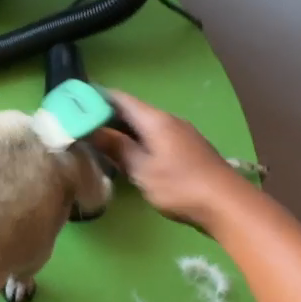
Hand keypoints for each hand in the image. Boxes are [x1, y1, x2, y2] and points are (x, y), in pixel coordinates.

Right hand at [90, 90, 249, 229]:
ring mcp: (179, 135)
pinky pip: (153, 137)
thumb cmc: (179, 186)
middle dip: (105, 116)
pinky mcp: (185, 149)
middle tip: (79, 125)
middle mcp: (168, 121)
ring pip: (143, 126)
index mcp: (156, 121)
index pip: (121, 100)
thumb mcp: (142, 169)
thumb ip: (117, 148)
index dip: (97, 97)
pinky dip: (135, 141)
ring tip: (95, 140)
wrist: (226, 204)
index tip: (74, 102)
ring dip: (120, 130)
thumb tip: (93, 130)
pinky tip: (124, 154)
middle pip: (132, 112)